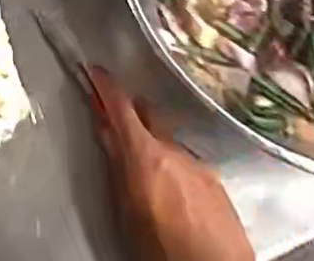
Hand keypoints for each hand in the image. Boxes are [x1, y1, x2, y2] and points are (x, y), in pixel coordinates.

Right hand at [89, 66, 255, 260]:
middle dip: (131, 113)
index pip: (121, 106)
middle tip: (117, 123)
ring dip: (155, 146)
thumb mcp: (128, 212)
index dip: (105, 84)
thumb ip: (117, 168)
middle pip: (148, 115)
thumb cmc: (165, 250)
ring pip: (169, 141)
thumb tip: (107, 134)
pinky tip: (175, 193)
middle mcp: (173, 150)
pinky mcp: (217, 182)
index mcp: (146, 154)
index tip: (95, 71)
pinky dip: (175, 167)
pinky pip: (188, 162)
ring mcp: (198, 164)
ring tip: (147, 173)